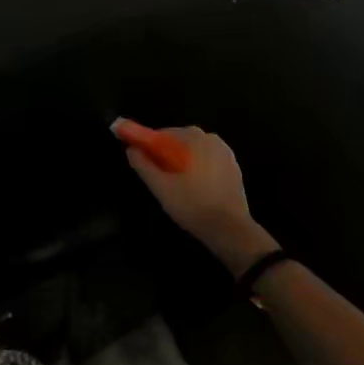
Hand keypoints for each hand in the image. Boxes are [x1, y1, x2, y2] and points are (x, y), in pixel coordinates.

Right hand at [113, 121, 278, 278]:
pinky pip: (206, 160)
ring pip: (193, 151)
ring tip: (173, 184)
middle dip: (164, 153)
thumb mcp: (161, 188)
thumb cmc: (193, 206)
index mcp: (194, 138)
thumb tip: (131, 149)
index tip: (137, 155)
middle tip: (156, 175)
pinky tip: (192, 187)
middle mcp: (211, 138)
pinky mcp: (232, 166)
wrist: (231, 230)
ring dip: (180, 161)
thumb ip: (143, 165)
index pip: (162, 134)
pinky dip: (196, 168)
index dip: (146, 143)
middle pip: (178, 140)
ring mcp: (224, 152)